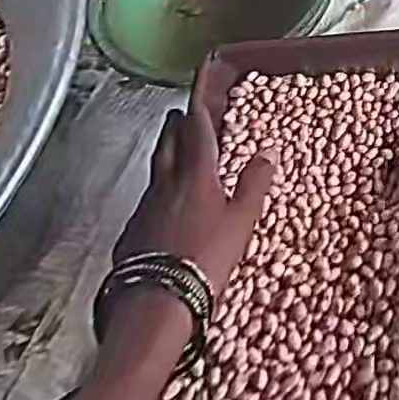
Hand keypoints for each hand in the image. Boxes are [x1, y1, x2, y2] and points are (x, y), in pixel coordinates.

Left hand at [113, 60, 276, 305]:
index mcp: (196, 177)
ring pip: (155, 174)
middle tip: (177, 116)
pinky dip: (156, 192)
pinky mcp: (130, 237)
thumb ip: (255, 182)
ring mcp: (144, 212)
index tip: (197, 94)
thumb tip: (268, 152)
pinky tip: (160, 204)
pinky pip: (145, 203)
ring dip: (164, 157)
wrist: (156, 304)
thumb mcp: (243, 219)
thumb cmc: (206, 257)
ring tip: (170, 151)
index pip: (197, 134)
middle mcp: (166, 187)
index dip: (198, 112)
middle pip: (168, 148)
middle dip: (174, 129)